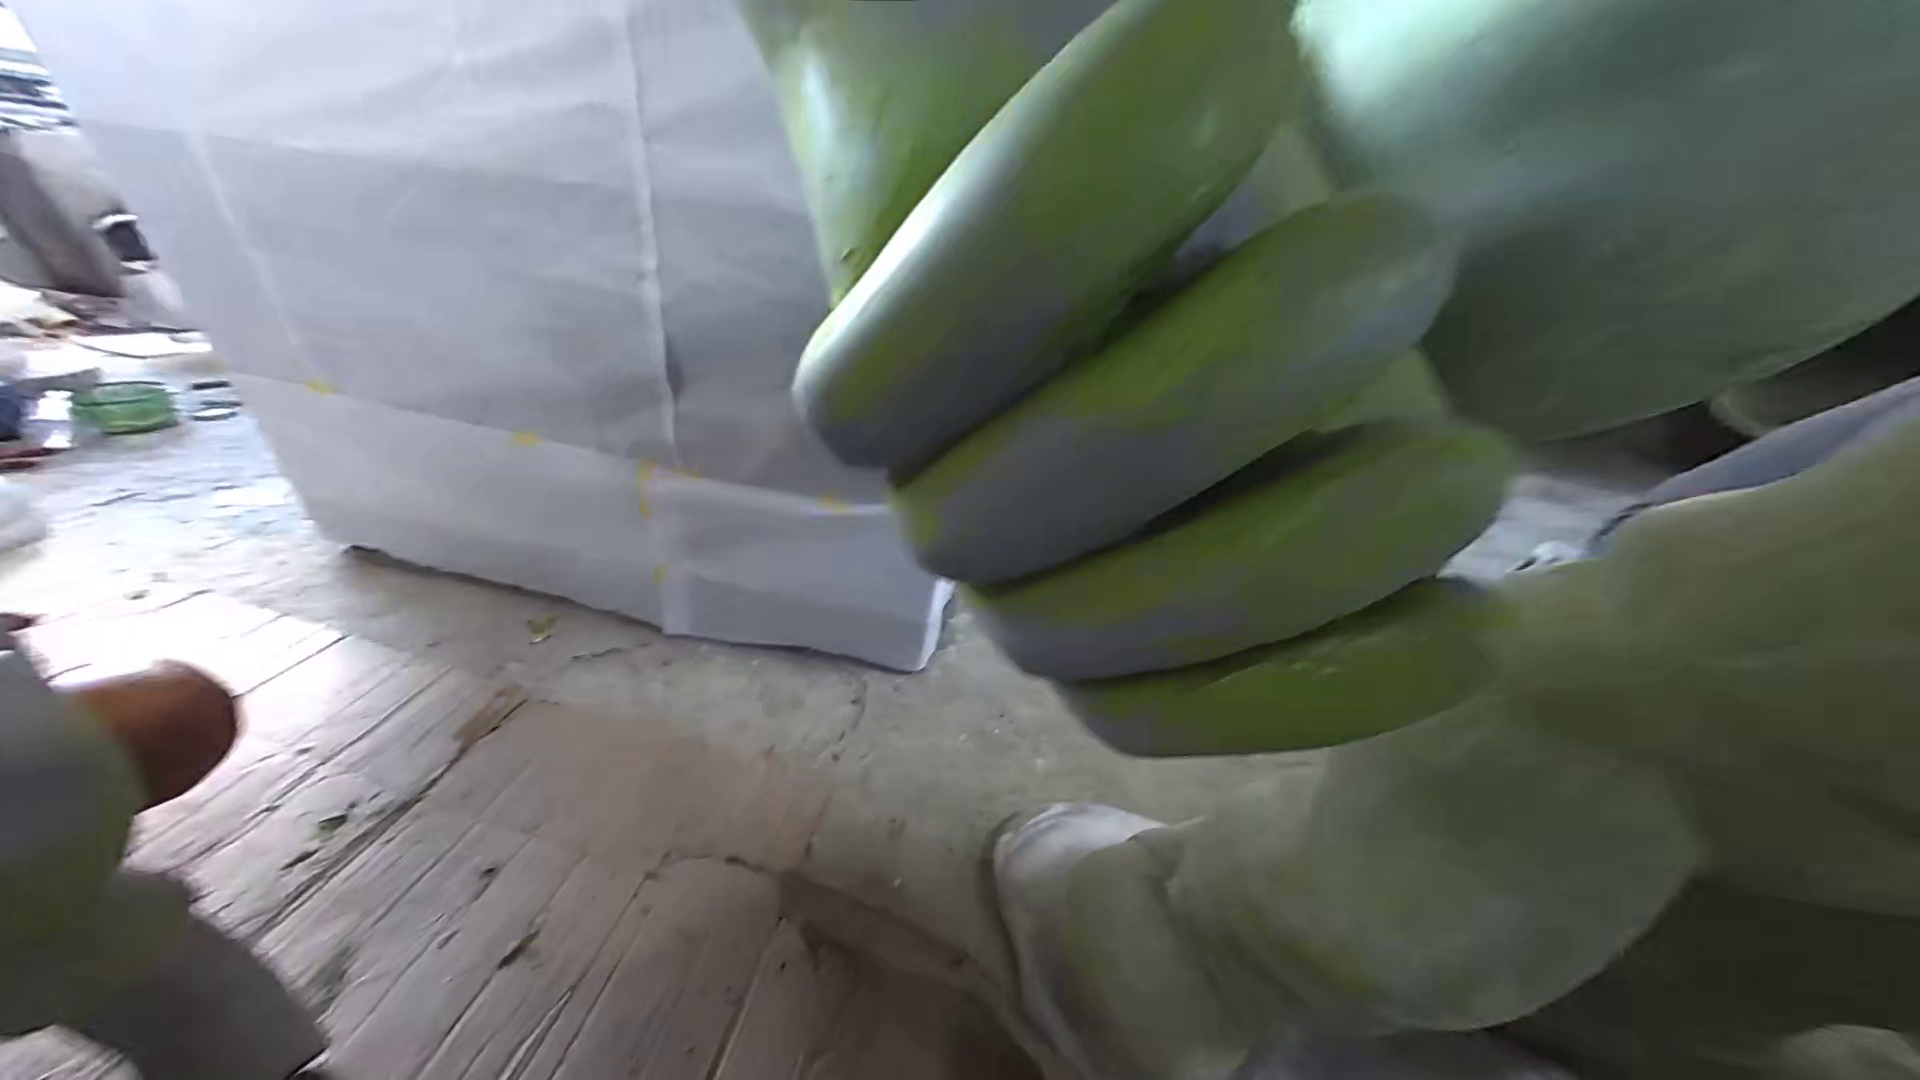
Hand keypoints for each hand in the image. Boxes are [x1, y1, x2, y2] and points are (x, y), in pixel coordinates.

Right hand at [765, 0, 1511, 755]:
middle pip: (1006, 514)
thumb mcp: (1041, 59)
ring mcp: (1025, 594)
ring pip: (1088, 639)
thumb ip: (1009, 51)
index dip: (1045, 223)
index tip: (1226, 52)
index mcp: (877, 378)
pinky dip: (1293, 701)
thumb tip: (1166, 38)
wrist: (1160, 265)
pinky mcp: (1128, 658)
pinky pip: (1156, 719)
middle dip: (1207, 395)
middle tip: (1395, 248)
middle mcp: (936, 502)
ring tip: (1458, 460)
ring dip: (1279, 567)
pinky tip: (1451, 624)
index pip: (890, 363)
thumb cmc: (1107, 144)